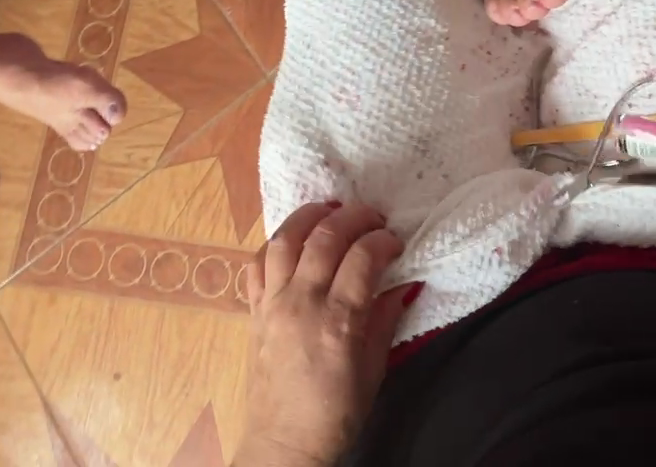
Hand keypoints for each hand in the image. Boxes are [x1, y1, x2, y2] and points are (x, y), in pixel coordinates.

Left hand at [237, 202, 418, 466]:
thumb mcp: (375, 369)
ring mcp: (272, 304)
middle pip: (325, 236)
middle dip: (355, 216)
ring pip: (285, 239)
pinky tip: (295, 241)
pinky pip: (257, 263)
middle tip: (373, 218)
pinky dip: (276, 244)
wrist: (284, 447)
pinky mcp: (254, 310)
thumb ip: (386, 318)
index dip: (384, 240)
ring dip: (310, 216)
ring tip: (332, 212)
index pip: (363, 257)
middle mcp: (301, 303)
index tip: (396, 241)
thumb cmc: (336, 413)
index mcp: (337, 322)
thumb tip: (402, 281)